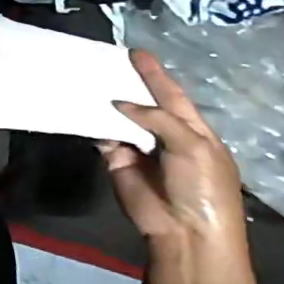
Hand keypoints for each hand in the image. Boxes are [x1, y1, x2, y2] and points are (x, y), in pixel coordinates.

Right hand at [101, 49, 246, 253]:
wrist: (184, 232)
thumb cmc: (202, 187)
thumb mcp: (193, 146)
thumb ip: (158, 119)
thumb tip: (118, 104)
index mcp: (192, 130)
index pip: (171, 95)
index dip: (155, 74)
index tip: (137, 52)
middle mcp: (164, 135)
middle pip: (141, 102)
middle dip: (126, 83)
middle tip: (104, 59)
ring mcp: (138, 148)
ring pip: (118, 117)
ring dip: (105, 100)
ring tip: (87, 76)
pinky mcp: (115, 161)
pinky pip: (102, 135)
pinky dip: (92, 122)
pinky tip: (80, 104)